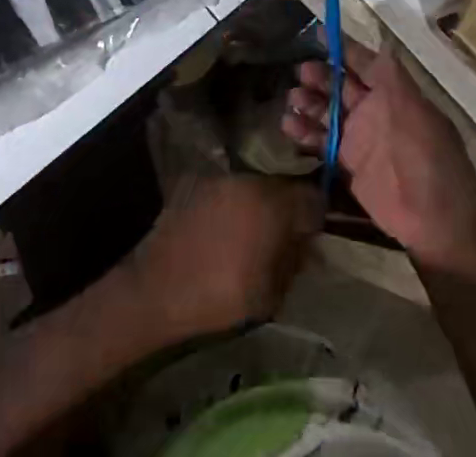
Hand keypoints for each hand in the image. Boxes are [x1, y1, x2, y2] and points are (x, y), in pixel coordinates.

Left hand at [124, 174, 321, 344]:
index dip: (317, 216)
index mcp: (271, 204)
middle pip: (282, 187)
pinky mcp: (196, 184)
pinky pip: (229, 190)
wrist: (157, 289)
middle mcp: (247, 182)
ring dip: (262, 204)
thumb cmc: (220, 295)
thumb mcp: (271, 292)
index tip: (314, 235)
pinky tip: (229, 228)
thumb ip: (295, 260)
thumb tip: (309, 245)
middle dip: (290, 208)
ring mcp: (219, 180)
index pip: (311, 196)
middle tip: (288, 235)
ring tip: (258, 233)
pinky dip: (236, 204)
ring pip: (255, 186)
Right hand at [283, 43, 475, 269]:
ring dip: (307, 101)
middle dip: (319, 75)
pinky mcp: (346, 162)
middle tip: (300, 73)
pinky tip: (288, 125)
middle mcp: (373, 111)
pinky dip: (303, 131)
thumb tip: (382, 44)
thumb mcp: (416, 113)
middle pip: (339, 84)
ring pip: (325, 110)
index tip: (316, 32)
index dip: (342, 47)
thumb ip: (394, 80)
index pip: (364, 63)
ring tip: (292, 99)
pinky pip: (319, 139)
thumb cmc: (428, 160)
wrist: (434, 220)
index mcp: (393, 95)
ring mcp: (358, 137)